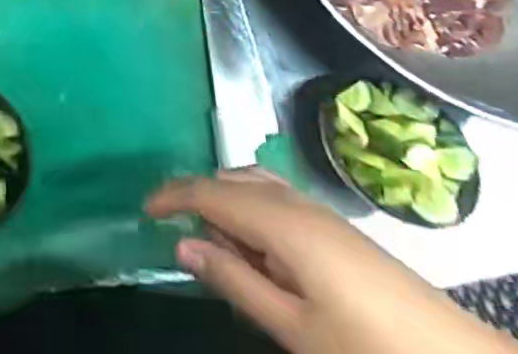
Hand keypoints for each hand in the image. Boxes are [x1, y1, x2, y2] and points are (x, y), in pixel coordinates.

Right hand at [146, 168, 517, 353]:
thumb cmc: (372, 351)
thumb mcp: (295, 328)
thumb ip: (234, 280)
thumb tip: (183, 244)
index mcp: (282, 223)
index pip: (210, 191)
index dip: (173, 196)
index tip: (145, 211)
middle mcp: (299, 205)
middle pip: (232, 180)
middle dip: (201, 200)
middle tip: (188, 242)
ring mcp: (323, 215)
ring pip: (256, 187)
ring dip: (229, 207)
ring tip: (223, 251)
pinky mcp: (339, 232)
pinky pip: (279, 203)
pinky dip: (254, 216)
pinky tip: (261, 256)